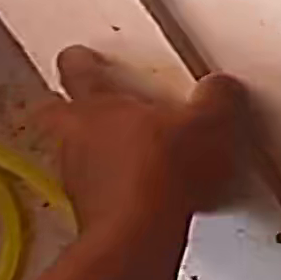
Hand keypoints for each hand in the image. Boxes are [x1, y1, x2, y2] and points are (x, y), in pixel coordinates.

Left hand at [35, 46, 247, 233]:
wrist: (142, 225)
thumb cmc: (170, 165)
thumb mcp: (214, 120)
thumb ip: (219, 96)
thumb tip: (220, 84)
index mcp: (100, 109)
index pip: (83, 76)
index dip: (81, 62)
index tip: (77, 54)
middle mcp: (78, 137)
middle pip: (60, 113)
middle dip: (71, 105)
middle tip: (88, 101)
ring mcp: (77, 171)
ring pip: (75, 145)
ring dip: (94, 140)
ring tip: (127, 141)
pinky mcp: (90, 200)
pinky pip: (96, 175)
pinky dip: (113, 171)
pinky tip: (142, 175)